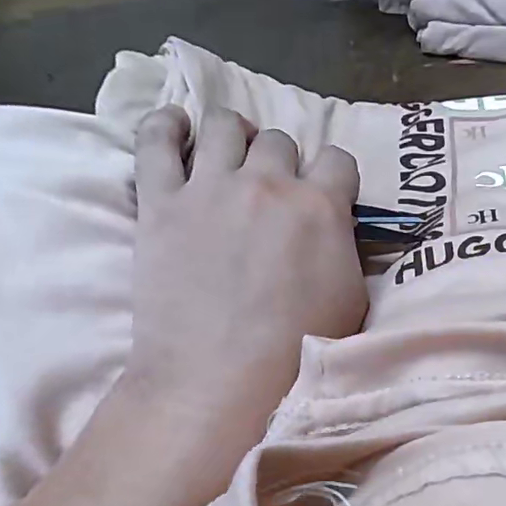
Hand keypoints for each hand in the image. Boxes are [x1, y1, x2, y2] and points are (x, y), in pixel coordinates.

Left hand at [127, 106, 366, 454]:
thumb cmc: (295, 353)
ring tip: (229, 156)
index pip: (338, 159)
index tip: (325, 197)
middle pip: (280, 140)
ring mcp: (210, 187)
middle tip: (272, 196)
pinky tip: (175, 128)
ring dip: (234, 135)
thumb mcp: (350, 301)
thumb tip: (335, 232)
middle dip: (282, 164)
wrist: (220, 379)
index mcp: (320, 207)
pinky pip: (155, 140)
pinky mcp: (161, 202)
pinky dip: (165, 126)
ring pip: (225, 125)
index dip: (334, 177)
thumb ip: (345, 251)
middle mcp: (267, 183)